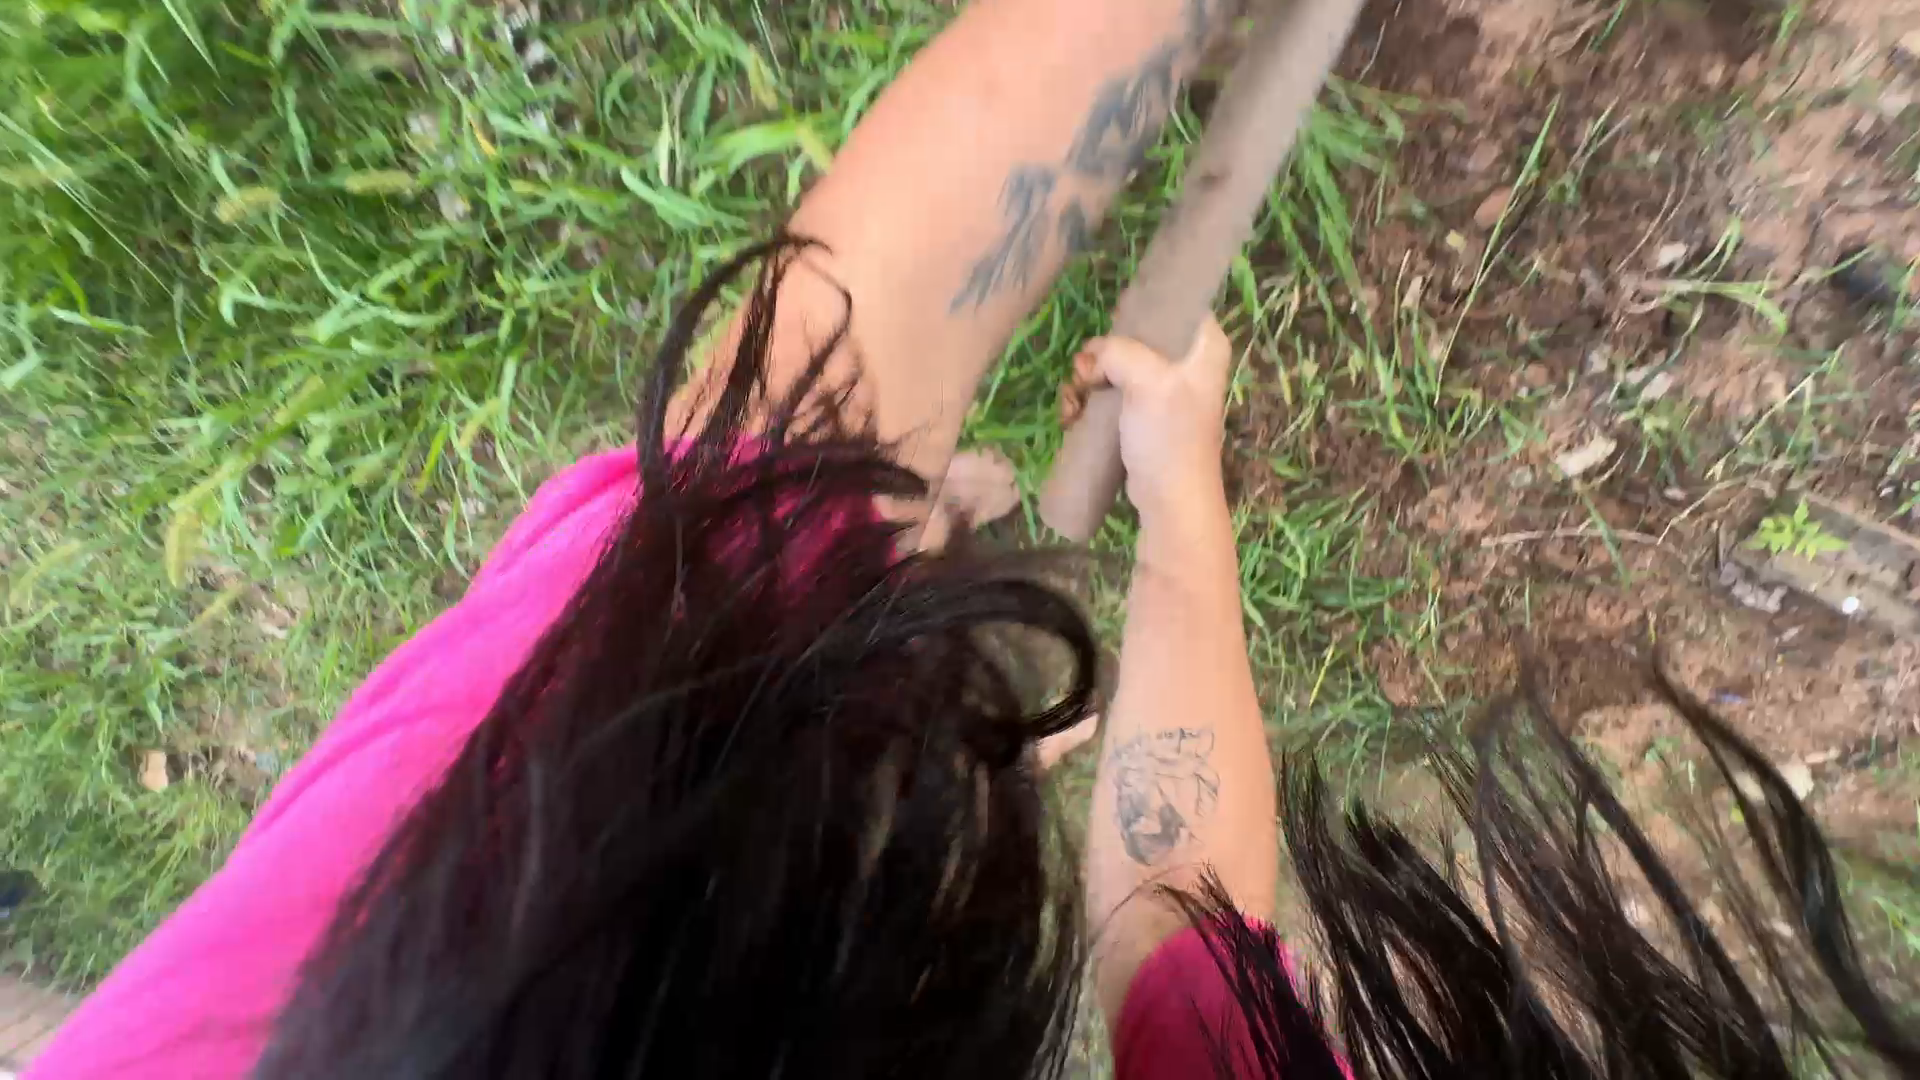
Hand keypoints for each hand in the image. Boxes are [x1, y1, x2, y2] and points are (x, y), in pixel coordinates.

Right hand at [1060, 318, 1232, 524]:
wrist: (1170, 500)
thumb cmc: (1169, 439)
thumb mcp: (1149, 382)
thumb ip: (1118, 353)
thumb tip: (1089, 360)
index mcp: (1203, 344)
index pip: (1172, 302)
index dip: (1136, 310)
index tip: (1109, 329)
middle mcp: (1185, 362)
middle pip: (1131, 337)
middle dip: (1098, 356)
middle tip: (1085, 377)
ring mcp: (1161, 392)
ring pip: (1113, 368)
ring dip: (1085, 383)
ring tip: (1073, 405)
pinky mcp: (1140, 418)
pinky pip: (1107, 396)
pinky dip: (1086, 403)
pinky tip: (1072, 417)